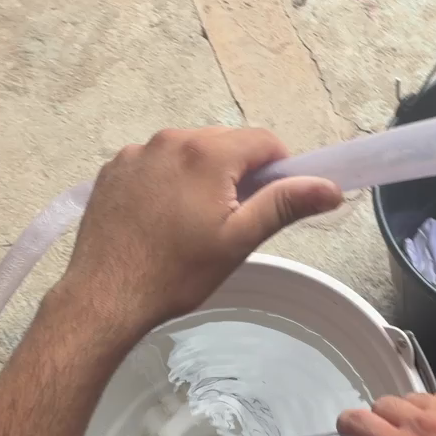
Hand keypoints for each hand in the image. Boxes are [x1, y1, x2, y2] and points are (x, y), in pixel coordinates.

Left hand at [53, 128, 342, 338]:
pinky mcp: (112, 169)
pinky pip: (155, 164)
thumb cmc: (176, 274)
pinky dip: (166, 182)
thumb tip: (330, 187)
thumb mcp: (238, 241)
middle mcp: (170, 139)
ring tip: (190, 225)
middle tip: (228, 222)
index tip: (270, 203)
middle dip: (236, 174)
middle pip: (225, 143)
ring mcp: (136, 152)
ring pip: (189, 153)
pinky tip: (159, 221)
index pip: (264, 141)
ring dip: (201, 177)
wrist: (105, 297)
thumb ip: (284, 205)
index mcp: (207, 152)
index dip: (278, 169)